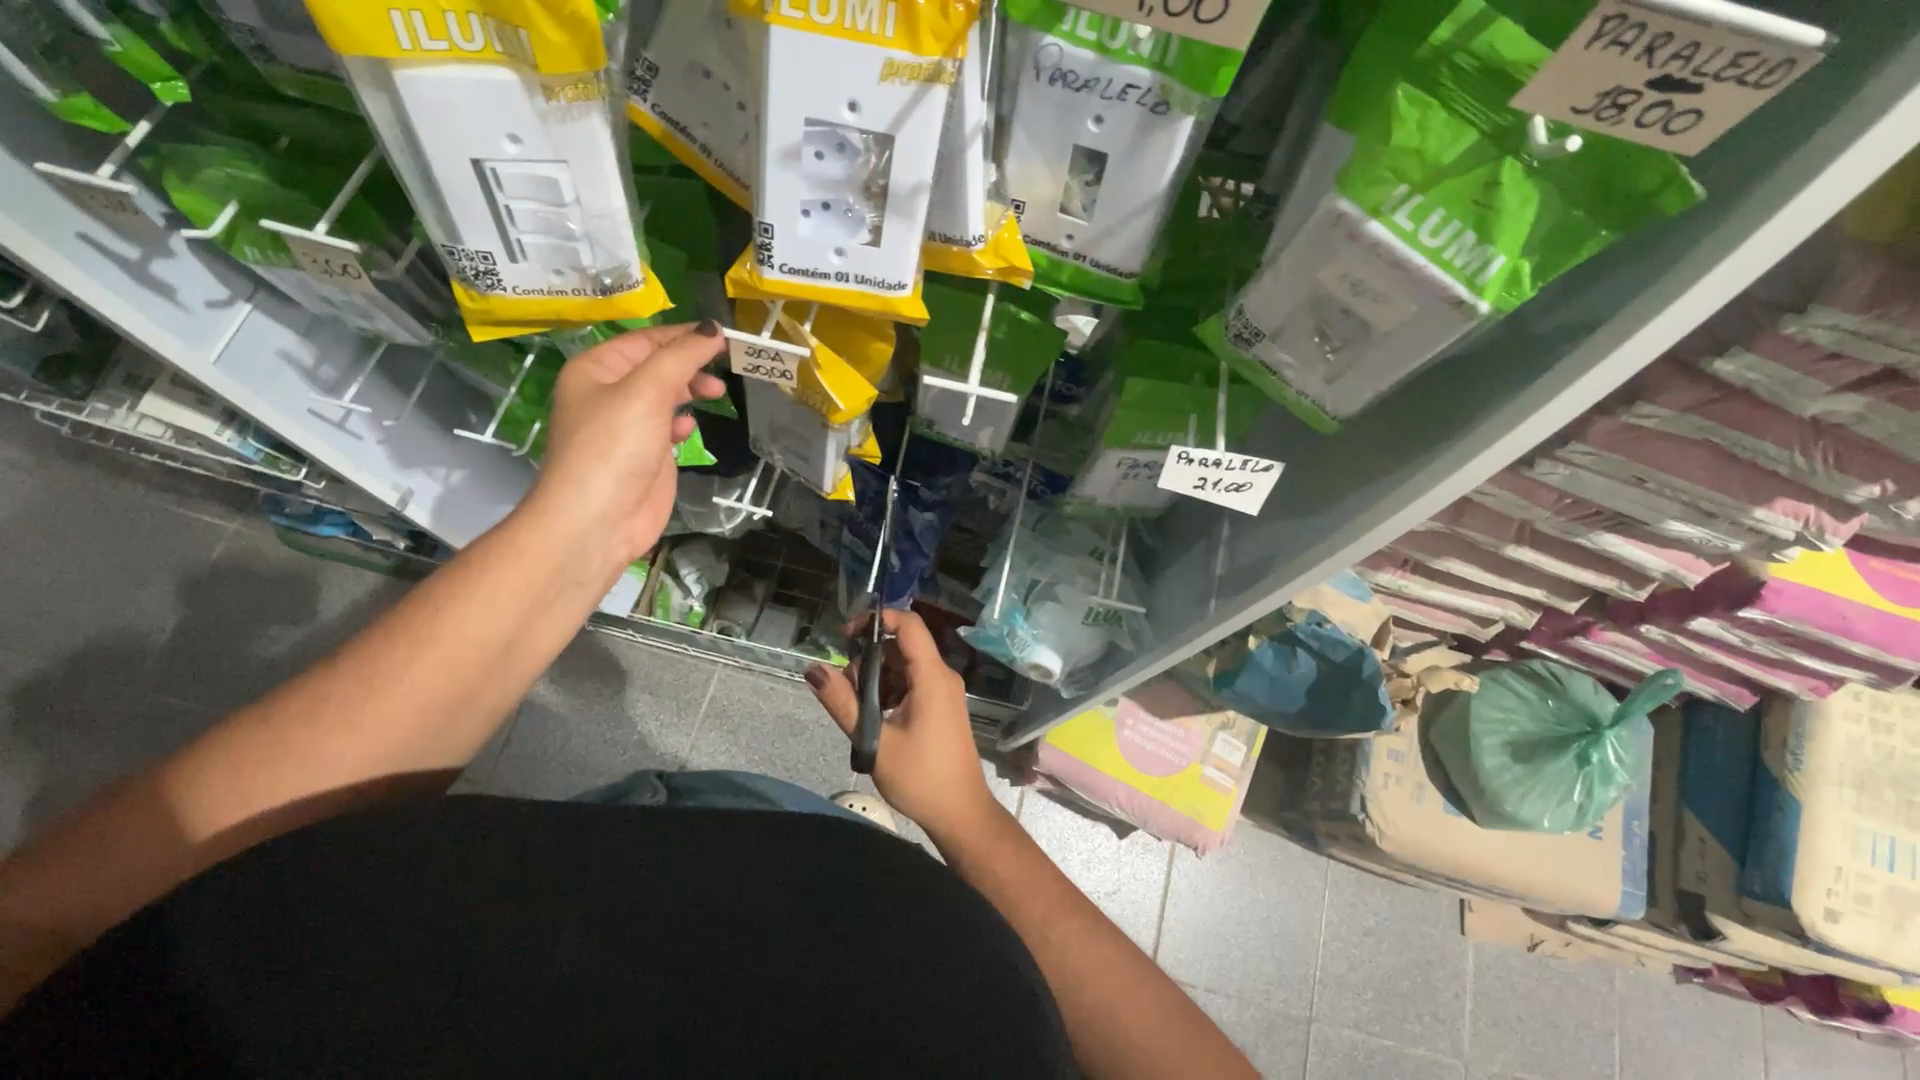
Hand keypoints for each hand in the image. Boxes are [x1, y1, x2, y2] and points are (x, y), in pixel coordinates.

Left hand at [529, 322, 726, 572]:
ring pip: (665, 395)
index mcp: (596, 368)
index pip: (647, 340)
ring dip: (691, 391)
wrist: (597, 520)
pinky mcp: (643, 455)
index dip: (685, 335)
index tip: (725, 336)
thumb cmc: (614, 447)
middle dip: (691, 364)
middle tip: (725, 367)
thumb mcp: (647, 391)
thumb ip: (681, 357)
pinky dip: (682, 423)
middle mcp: (608, 393)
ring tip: (716, 393)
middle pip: (657, 366)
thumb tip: (712, 330)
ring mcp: (625, 425)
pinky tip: (689, 429)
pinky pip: (667, 426)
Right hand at [805, 610, 999, 835]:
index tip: (845, 637)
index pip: (908, 623)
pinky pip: (912, 684)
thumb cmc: (920, 777)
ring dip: (876, 678)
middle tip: (846, 689)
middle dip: (868, 657)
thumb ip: (842, 702)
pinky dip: (889, 691)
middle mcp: (941, 676)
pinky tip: (875, 719)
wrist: (960, 814)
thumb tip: (813, 669)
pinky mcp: (941, 707)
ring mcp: (943, 692)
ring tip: (858, 710)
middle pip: (901, 645)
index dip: (876, 620)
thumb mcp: (873, 740)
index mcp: (932, 676)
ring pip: (903, 666)